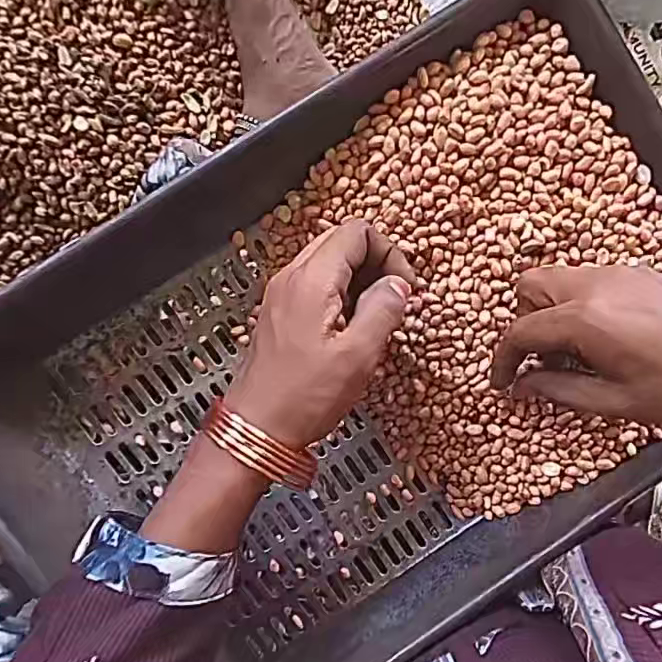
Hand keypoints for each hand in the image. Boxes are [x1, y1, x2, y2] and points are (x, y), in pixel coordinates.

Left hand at [227, 218, 414, 446]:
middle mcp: (292, 279)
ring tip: (376, 318)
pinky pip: (317, 287)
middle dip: (377, 264)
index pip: (358, 232)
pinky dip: (342, 296)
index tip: (404, 287)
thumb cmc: (302, 399)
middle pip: (342, 241)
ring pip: (330, 263)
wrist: (257, 429)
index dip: (390, 254)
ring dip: (360, 281)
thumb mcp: (358, 356)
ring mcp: (282, 295)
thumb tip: (399, 285)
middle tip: (395, 300)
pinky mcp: (280, 314)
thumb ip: (383, 311)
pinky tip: (352, 330)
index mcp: (311, 281)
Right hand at [486, 265, 661, 429]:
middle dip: (524, 322)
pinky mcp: (643, 273)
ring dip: (551, 310)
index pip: (522, 329)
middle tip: (537, 360)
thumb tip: (525, 385)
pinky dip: (579, 302)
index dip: (504, 358)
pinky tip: (601, 337)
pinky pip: (591, 279)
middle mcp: (599, 284)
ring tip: (572, 353)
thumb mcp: (616, 401)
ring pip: (561, 279)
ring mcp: (623, 273)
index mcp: (587, 318)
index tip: (503, 380)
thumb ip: (559, 389)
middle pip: (532, 286)